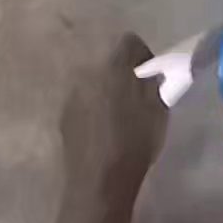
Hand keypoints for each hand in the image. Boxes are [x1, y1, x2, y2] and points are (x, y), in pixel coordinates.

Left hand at [60, 33, 167, 196]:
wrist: (99, 180)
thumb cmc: (136, 143)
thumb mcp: (158, 112)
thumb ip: (155, 85)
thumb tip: (151, 74)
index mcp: (114, 67)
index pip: (130, 42)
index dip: (145, 57)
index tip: (153, 78)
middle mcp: (88, 72)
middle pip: (109, 61)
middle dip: (124, 74)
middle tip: (138, 97)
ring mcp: (72, 94)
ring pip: (95, 81)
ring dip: (107, 90)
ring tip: (120, 116)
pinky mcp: (64, 115)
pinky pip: (84, 100)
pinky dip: (95, 107)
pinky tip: (104, 130)